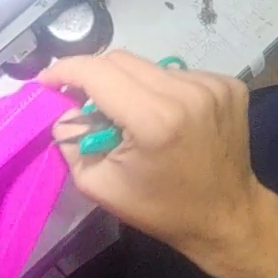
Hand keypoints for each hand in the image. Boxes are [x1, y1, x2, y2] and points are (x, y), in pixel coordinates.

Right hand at [39, 52, 271, 273]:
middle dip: (95, 77)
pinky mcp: (229, 85)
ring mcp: (213, 85)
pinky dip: (164, 90)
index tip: (48, 80)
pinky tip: (168, 117)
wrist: (228, 217)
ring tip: (133, 116)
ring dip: (132, 85)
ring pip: (151, 67)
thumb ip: (72, 143)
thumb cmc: (163, 209)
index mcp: (154, 119)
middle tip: (84, 101)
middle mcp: (186, 92)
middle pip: (122, 61)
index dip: (66, 71)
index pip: (98, 72)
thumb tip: (64, 111)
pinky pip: (179, 74)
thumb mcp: (101, 186)